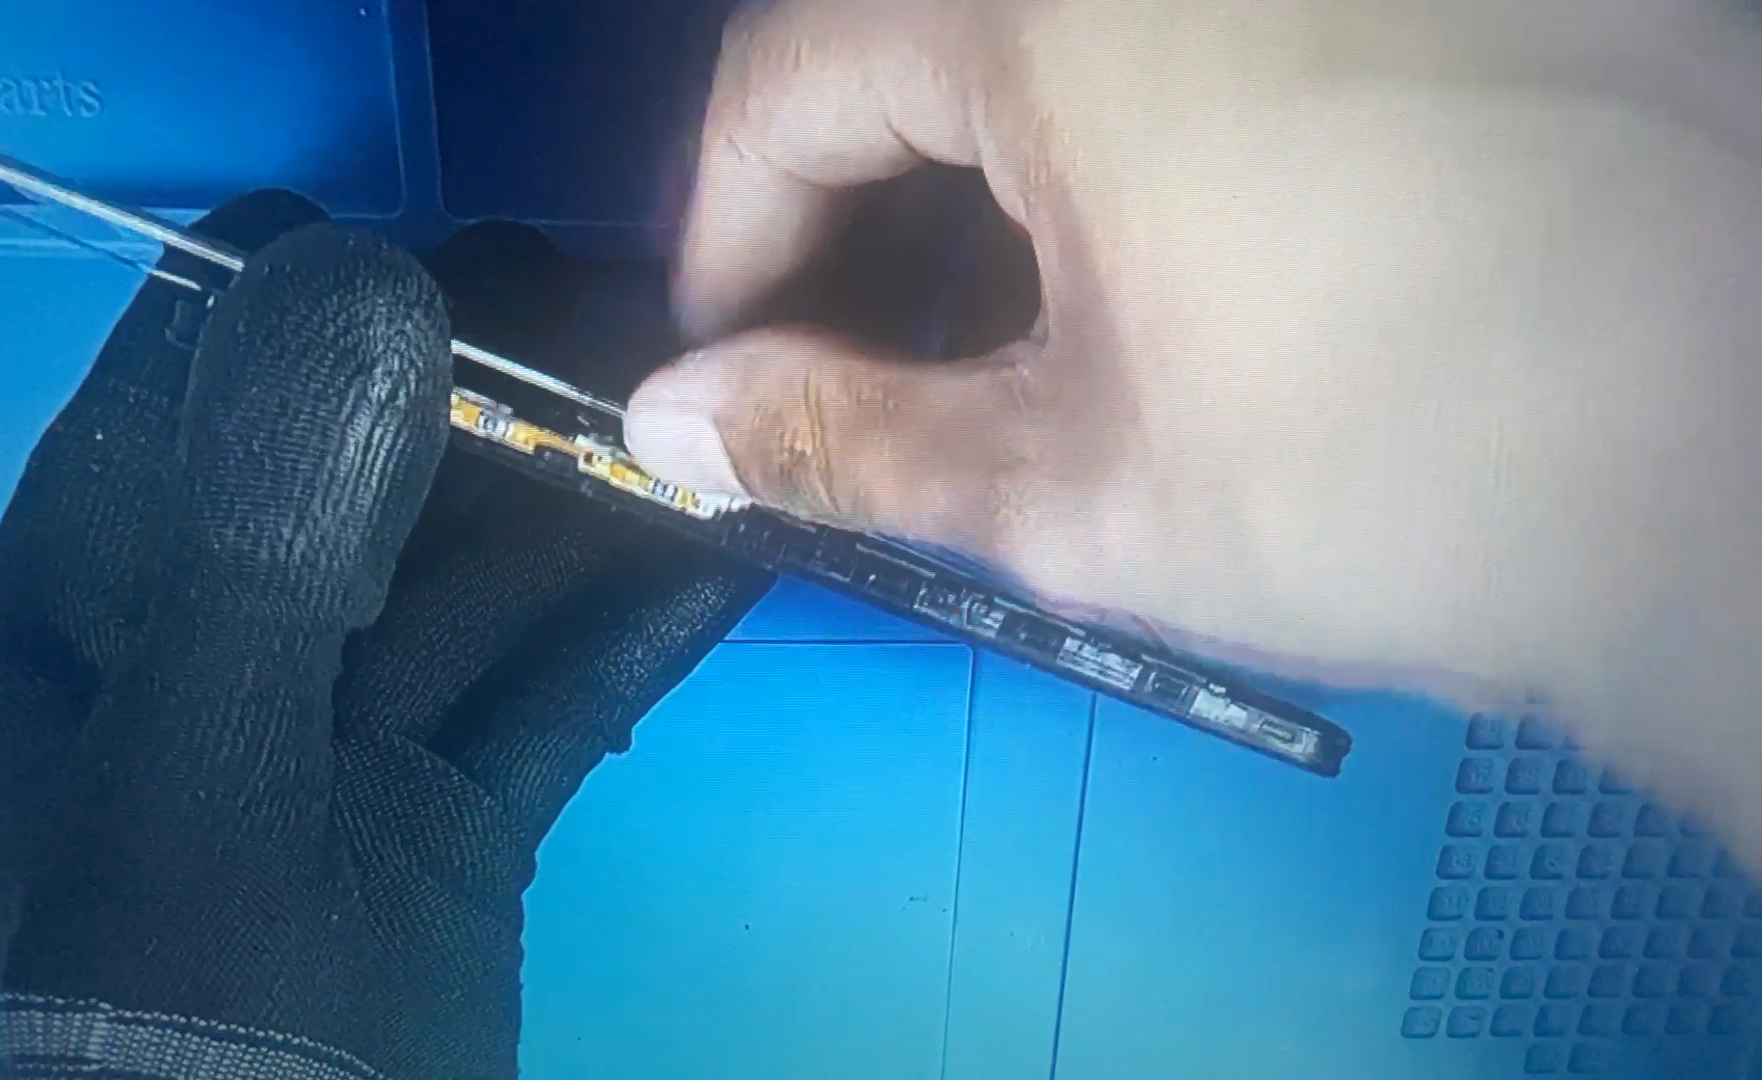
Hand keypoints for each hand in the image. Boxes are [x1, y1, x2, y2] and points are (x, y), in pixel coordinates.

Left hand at [0, 191, 771, 1079]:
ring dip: (606, 512)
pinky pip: (571, 677)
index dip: (290, 312)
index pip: (178, 412)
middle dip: (500, 409)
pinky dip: (652, 620)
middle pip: (382, 493)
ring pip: (503, 584)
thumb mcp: (213, 779)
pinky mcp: (476, 785)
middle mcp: (236, 661)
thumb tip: (363, 290)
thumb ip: (270, 545)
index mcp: (90, 642)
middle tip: (607, 314)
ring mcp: (371, 725)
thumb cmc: (218, 1022)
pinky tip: (732, 558)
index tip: (422, 243)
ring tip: (701, 428)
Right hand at [624, 0, 1761, 857]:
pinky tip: (1057, 277)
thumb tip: (666, 429)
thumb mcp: (1057, 491)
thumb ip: (835, 444)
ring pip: (992, 55)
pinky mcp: (1360, 4)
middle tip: (811, 357)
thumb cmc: (1375, 490)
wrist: (1731, 494)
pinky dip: (1036, 167)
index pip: (785, 80)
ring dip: (925, 196)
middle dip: (818, 216)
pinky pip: (1112, 58)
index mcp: (1069, 5)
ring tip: (926, 338)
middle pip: (882, 47)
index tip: (718, 351)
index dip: (724, 232)